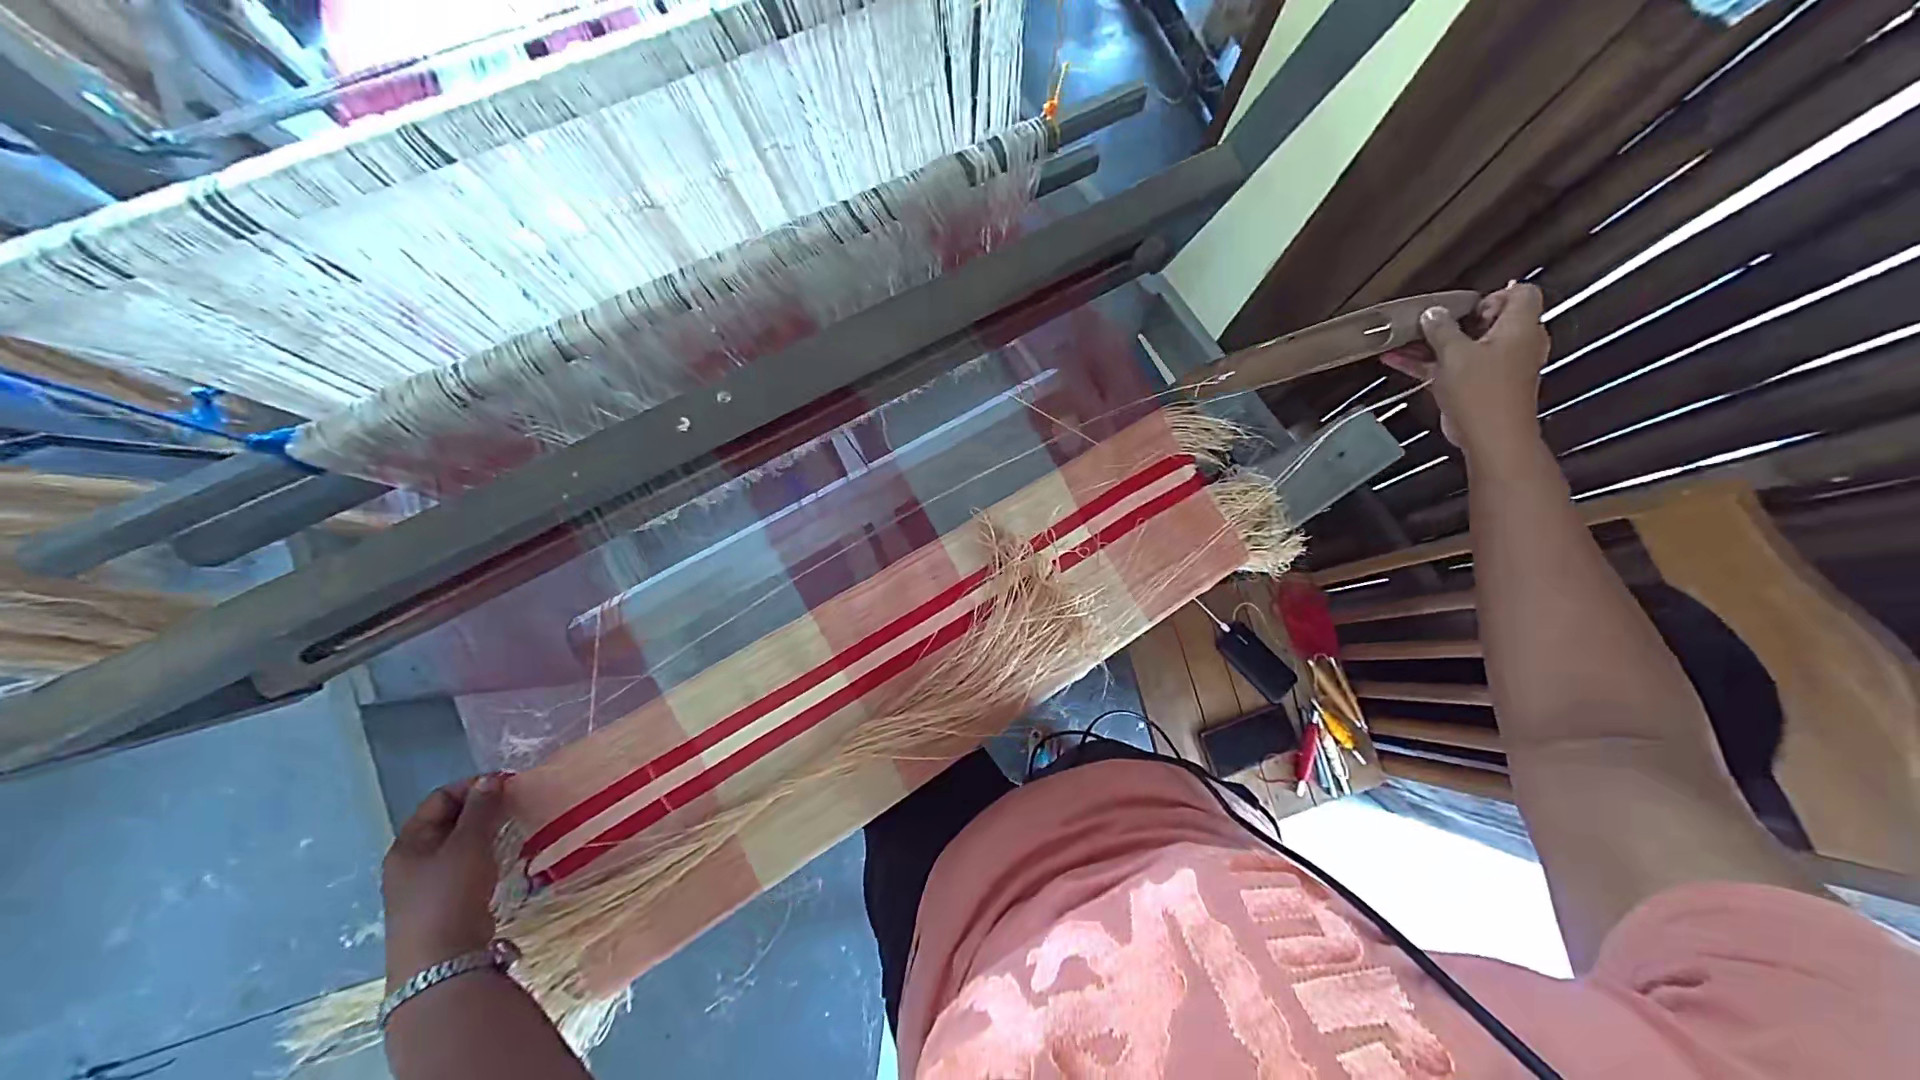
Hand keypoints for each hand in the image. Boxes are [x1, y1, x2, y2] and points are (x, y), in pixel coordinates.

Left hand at [383, 774, 508, 990]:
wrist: (440, 961)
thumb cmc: (450, 893)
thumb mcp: (469, 844)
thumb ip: (481, 808)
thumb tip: (491, 779)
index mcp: (409, 842)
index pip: (441, 798)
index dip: (473, 786)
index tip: (509, 785)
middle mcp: (410, 860)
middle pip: (447, 820)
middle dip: (481, 808)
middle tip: (515, 804)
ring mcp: (423, 884)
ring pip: (457, 844)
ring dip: (484, 831)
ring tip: (513, 828)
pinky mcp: (441, 902)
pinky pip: (463, 865)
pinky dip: (483, 854)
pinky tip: (502, 858)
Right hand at [1382, 282, 1550, 459]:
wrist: (1490, 436)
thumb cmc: (1483, 394)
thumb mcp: (1454, 353)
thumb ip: (1441, 329)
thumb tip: (1433, 314)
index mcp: (1520, 328)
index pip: (1520, 293)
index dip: (1491, 295)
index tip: (1462, 307)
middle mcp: (1515, 344)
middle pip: (1486, 320)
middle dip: (1453, 321)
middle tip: (1428, 324)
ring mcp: (1497, 366)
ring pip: (1465, 345)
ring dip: (1434, 343)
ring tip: (1403, 342)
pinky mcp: (1479, 385)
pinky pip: (1453, 366)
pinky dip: (1430, 363)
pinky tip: (1399, 361)